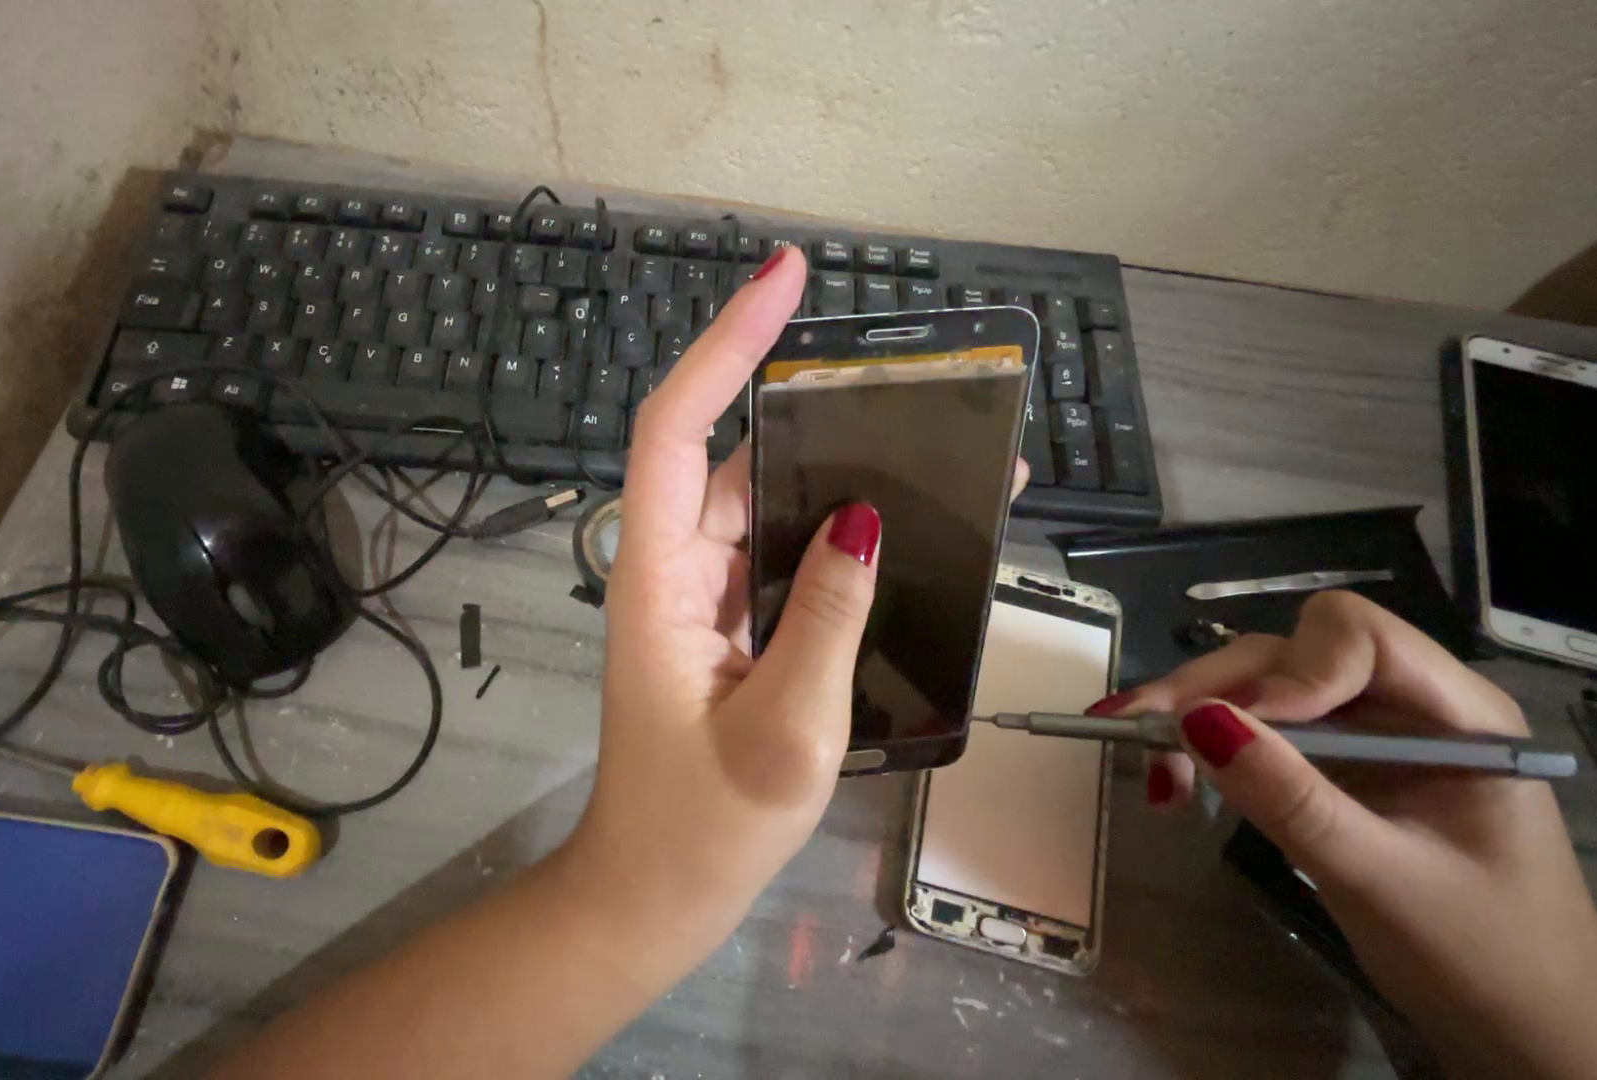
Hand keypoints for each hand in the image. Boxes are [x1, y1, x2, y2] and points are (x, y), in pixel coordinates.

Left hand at [559, 245, 1027, 982]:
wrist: (658, 891)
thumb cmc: (704, 824)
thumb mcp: (784, 729)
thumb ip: (826, 619)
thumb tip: (868, 518)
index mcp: (658, 578)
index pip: (678, 429)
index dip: (725, 345)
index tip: (784, 277)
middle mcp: (677, 567)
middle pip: (736, 454)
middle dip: (811, 403)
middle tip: (901, 371)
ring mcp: (707, 594)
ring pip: (772, 504)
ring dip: (843, 471)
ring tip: (938, 444)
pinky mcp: (735, 622)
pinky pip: (790, 556)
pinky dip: (843, 534)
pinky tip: (909, 524)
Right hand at [1106, 592, 1596, 1079]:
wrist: (1516, 1025)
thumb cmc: (1480, 956)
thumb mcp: (1380, 878)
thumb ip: (1291, 797)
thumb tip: (1195, 720)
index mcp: (1455, 716)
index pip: (1358, 637)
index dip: (1290, 669)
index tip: (1237, 728)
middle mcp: (1400, 704)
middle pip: (1284, 654)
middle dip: (1208, 688)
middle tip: (1134, 727)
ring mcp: (1358, 730)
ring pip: (1251, 685)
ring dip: (1189, 715)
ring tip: (1148, 766)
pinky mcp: (1324, 759)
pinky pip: (1246, 726)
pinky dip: (1198, 745)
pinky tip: (1172, 781)